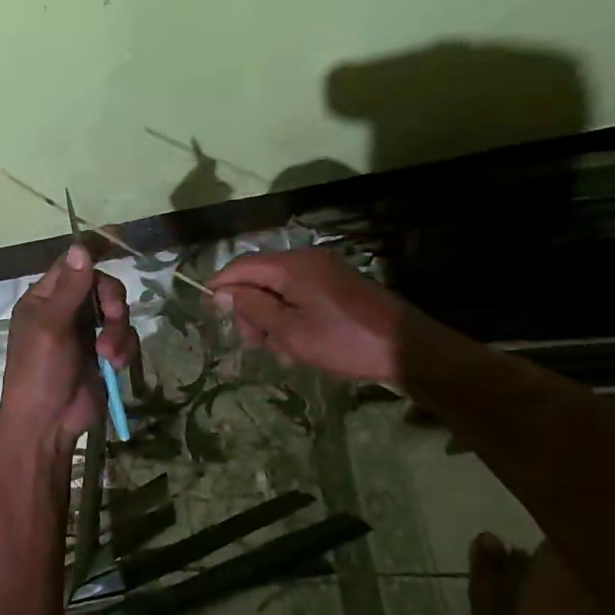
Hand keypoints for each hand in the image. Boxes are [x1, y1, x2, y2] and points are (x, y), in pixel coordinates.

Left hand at [0, 244, 136, 446]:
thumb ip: (70, 288)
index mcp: (44, 300)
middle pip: (101, 287)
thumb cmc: (39, 372)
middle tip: (113, 317)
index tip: (107, 275)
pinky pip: (125, 338)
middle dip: (112, 304)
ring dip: (119, 332)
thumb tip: (81, 245)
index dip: (91, 268)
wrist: (48, 425)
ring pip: (117, 314)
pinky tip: (116, 367)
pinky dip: (125, 350)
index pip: (72, 268)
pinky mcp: (104, 355)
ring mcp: (87, 334)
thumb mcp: (51, 327)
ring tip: (110, 357)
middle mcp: (66, 312)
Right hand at [206, 248, 405, 383]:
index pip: (242, 265)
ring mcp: (325, 272)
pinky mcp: (337, 287)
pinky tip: (299, 348)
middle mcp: (307, 261)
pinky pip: (300, 297)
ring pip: (280, 292)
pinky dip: (291, 319)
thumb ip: (253, 309)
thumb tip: (223, 292)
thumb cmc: (345, 341)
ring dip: (272, 321)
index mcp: (293, 266)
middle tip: (254, 344)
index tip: (207, 310)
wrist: (407, 348)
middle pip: (260, 278)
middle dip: (250, 311)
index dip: (221, 285)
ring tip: (284, 354)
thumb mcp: (291, 332)